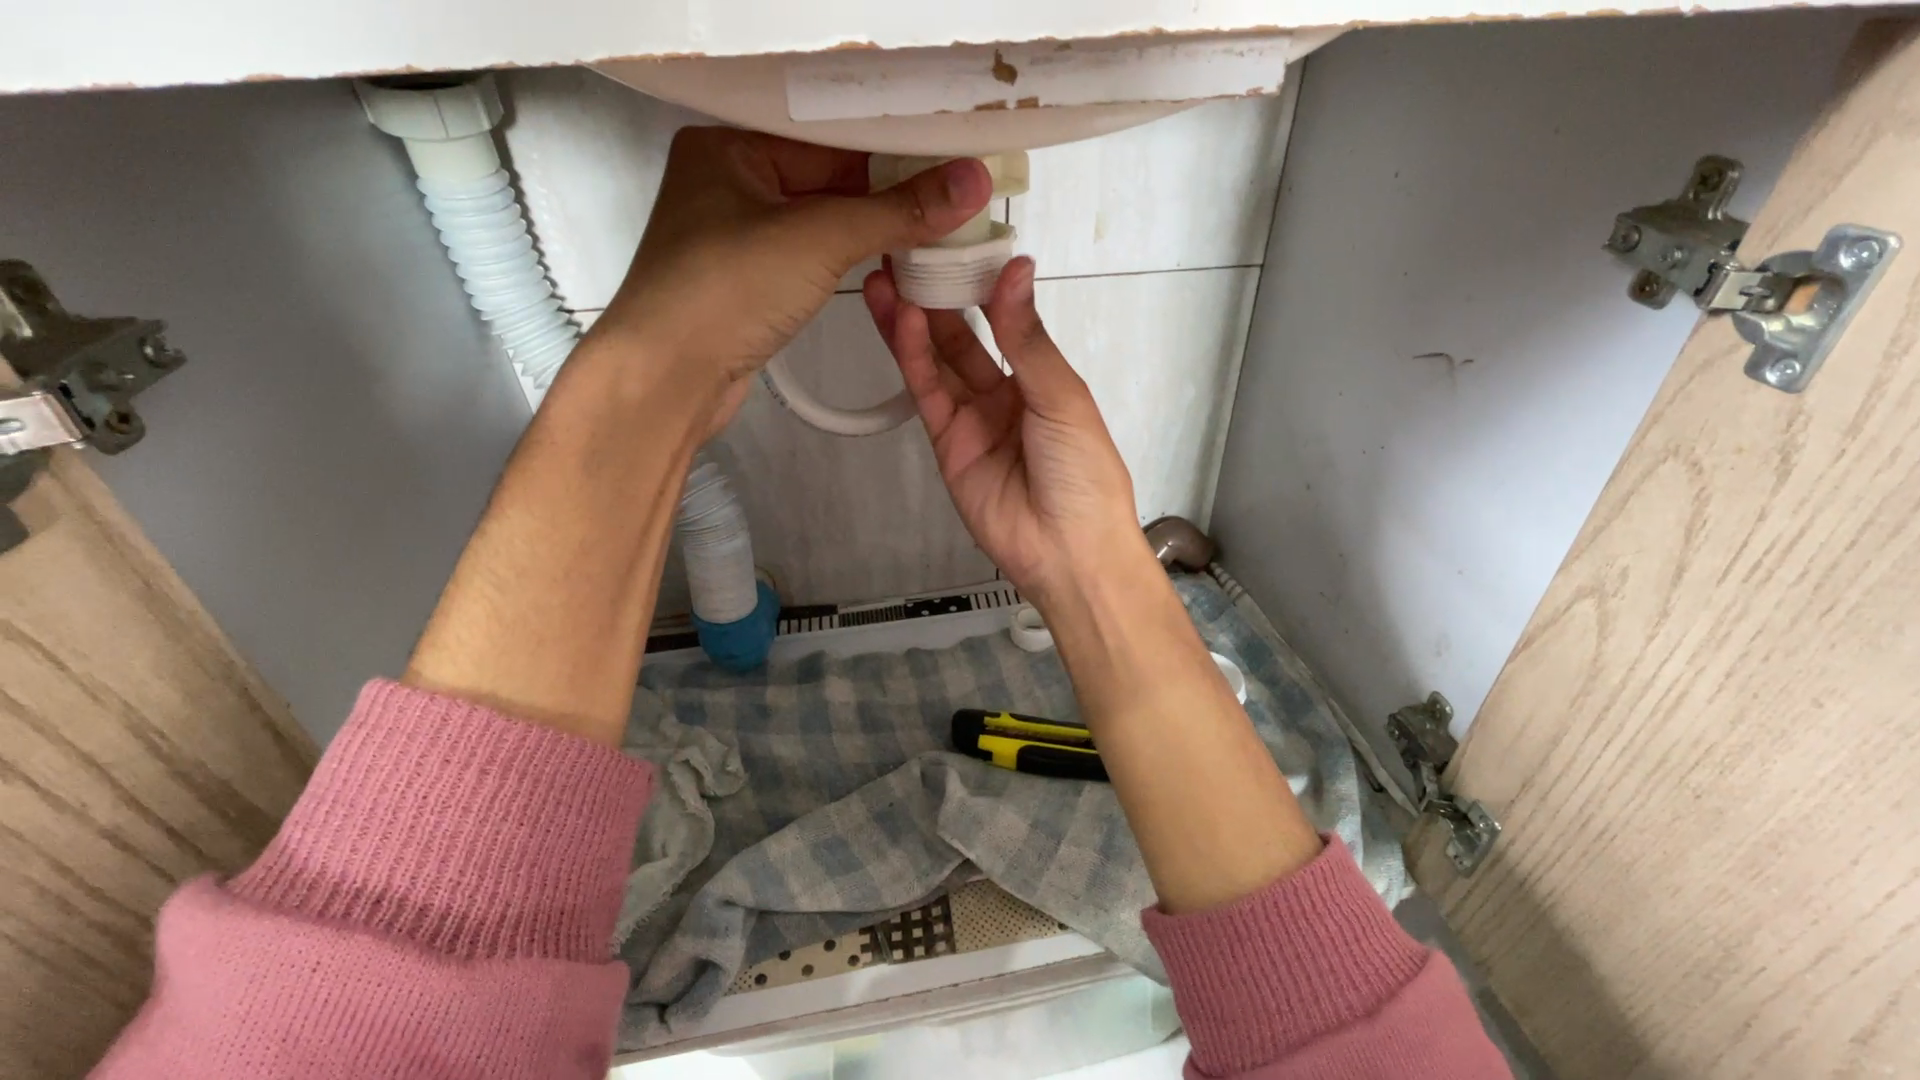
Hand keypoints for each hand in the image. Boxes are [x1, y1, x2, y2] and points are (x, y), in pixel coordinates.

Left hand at [585, 128, 992, 432]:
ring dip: (873, 228)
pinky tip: (894, 260)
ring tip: (940, 227)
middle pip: (827, 177)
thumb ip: (898, 211)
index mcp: (729, 147)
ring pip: (821, 220)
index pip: (827, 135)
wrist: (667, 378)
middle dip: (888, 191)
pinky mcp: (749, 283)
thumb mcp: (818, 238)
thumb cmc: (727, 290)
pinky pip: (810, 256)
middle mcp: (729, 183)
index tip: (951, 157)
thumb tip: (974, 183)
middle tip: (956, 196)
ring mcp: (738, 237)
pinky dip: (849, 259)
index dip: (891, 147)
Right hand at [863, 256, 1145, 601]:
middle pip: (963, 338)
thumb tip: (1015, 269)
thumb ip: (1026, 337)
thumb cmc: (1083, 471)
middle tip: (905, 252)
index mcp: (1042, 378)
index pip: (1005, 321)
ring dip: (913, 320)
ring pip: (937, 360)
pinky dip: (913, 356)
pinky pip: (928, 392)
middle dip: (936, 297)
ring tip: (886, 275)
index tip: (956, 242)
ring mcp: (972, 419)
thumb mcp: (1062, 397)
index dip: (980, 285)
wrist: (1067, 550)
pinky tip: (902, 319)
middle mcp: (1004, 394)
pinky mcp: (946, 443)